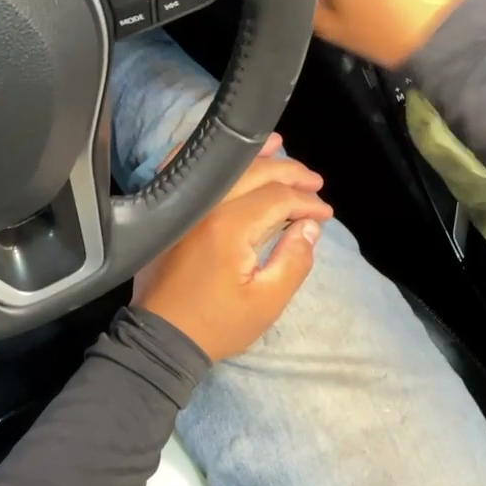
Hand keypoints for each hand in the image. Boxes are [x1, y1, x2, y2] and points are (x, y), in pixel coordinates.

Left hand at [133, 137, 332, 360]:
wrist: (161, 339)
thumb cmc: (216, 325)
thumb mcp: (267, 303)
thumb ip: (294, 261)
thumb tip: (309, 227)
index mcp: (229, 227)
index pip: (278, 197)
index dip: (307, 202)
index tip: (324, 214)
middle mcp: (204, 206)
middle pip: (254, 172)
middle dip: (290, 173)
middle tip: (314, 181)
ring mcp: (182, 206)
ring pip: (222, 167)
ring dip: (254, 156)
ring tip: (278, 146)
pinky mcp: (168, 212)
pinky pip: (186, 170)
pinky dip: (210, 160)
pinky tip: (226, 155)